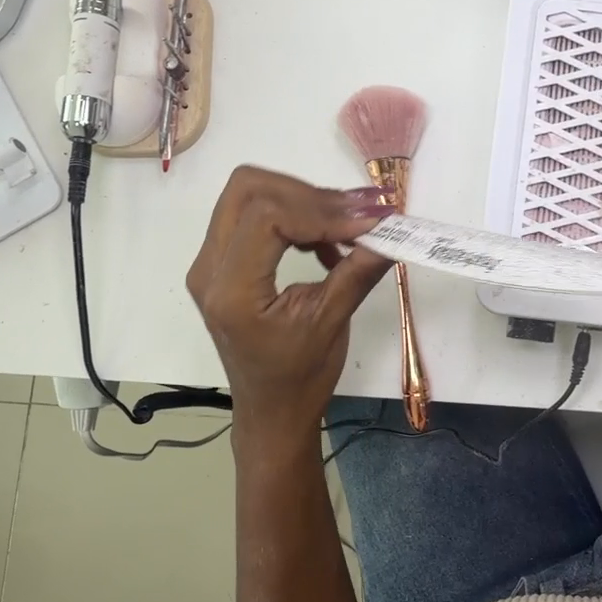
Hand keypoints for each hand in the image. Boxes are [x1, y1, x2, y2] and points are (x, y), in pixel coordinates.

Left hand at [188, 167, 396, 433]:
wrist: (272, 411)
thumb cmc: (299, 378)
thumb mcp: (332, 323)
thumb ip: (357, 271)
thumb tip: (392, 229)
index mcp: (230, 290)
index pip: (267, 217)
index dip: (322, 211)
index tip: (371, 222)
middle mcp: (209, 268)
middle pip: (249, 190)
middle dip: (309, 194)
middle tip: (357, 214)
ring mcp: (210, 262)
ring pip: (249, 195)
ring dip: (303, 201)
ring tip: (348, 226)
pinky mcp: (223, 261)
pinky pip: (253, 214)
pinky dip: (294, 216)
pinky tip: (328, 244)